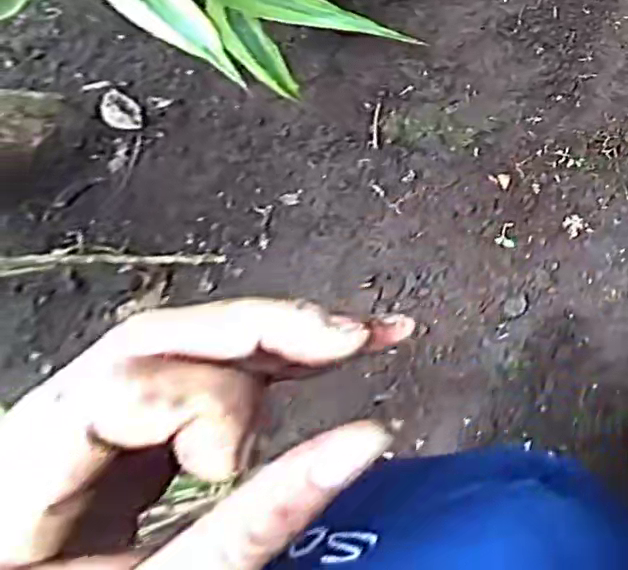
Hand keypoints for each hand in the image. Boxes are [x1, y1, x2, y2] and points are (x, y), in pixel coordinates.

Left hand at [0, 298, 414, 569]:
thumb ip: (259, 519)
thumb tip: (364, 441)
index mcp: (8, 494)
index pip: (124, 387)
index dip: (206, 409)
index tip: (242, 462)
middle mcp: (32, 453)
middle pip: (163, 343)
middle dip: (272, 331)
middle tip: (354, 336)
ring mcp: (83, 447)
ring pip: (197, 346)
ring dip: (293, 338)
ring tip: (369, 338)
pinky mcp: (133, 452)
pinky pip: (214, 375)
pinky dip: (285, 360)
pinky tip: (339, 354)